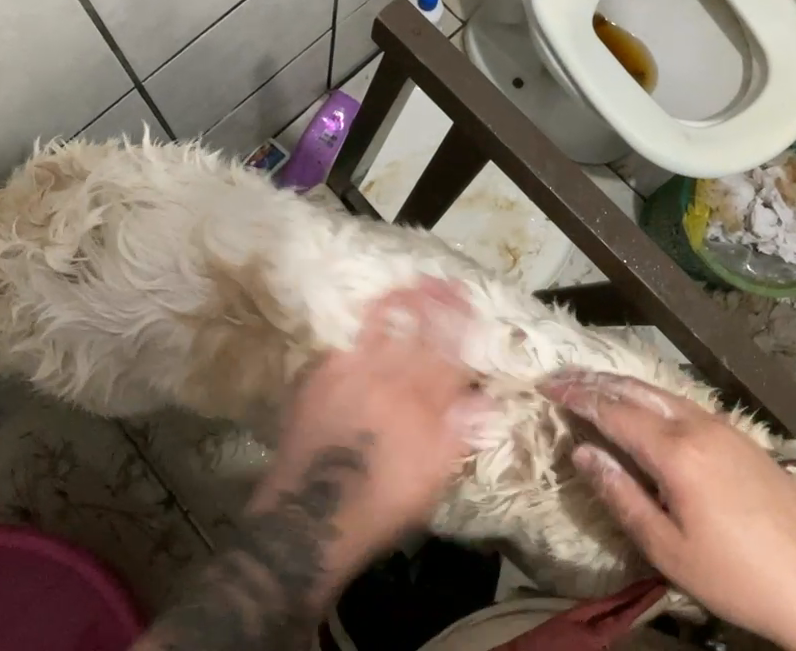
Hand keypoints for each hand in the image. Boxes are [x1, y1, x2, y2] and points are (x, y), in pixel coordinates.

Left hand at [134, 279, 493, 650]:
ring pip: (379, 327)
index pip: (449, 352)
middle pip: (417, 330)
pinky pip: (344, 345)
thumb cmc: (380, 505)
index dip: (459, 324)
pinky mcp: (318, 378)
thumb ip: (457, 434)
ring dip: (396, 303)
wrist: (311, 514)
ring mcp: (349, 373)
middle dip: (432, 303)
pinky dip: (359, 330)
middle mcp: (388, 378)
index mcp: (422, 403)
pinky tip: (363, 322)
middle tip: (441, 281)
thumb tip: (484, 398)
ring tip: (406, 286)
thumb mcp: (431, 480)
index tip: (466, 301)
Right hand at [542, 372, 795, 650]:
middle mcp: (699, 426)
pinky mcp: (745, 440)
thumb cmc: (740, 578)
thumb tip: (582, 451)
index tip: (544, 387)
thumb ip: (620, 494)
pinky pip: (684, 403)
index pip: (612, 410)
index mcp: (676, 451)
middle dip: (593, 381)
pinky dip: (650, 396)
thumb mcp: (668, 549)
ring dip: (622, 385)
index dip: (575, 397)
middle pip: (635, 390)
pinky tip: (644, 406)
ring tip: (592, 385)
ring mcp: (727, 429)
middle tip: (559, 378)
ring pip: (661, 392)